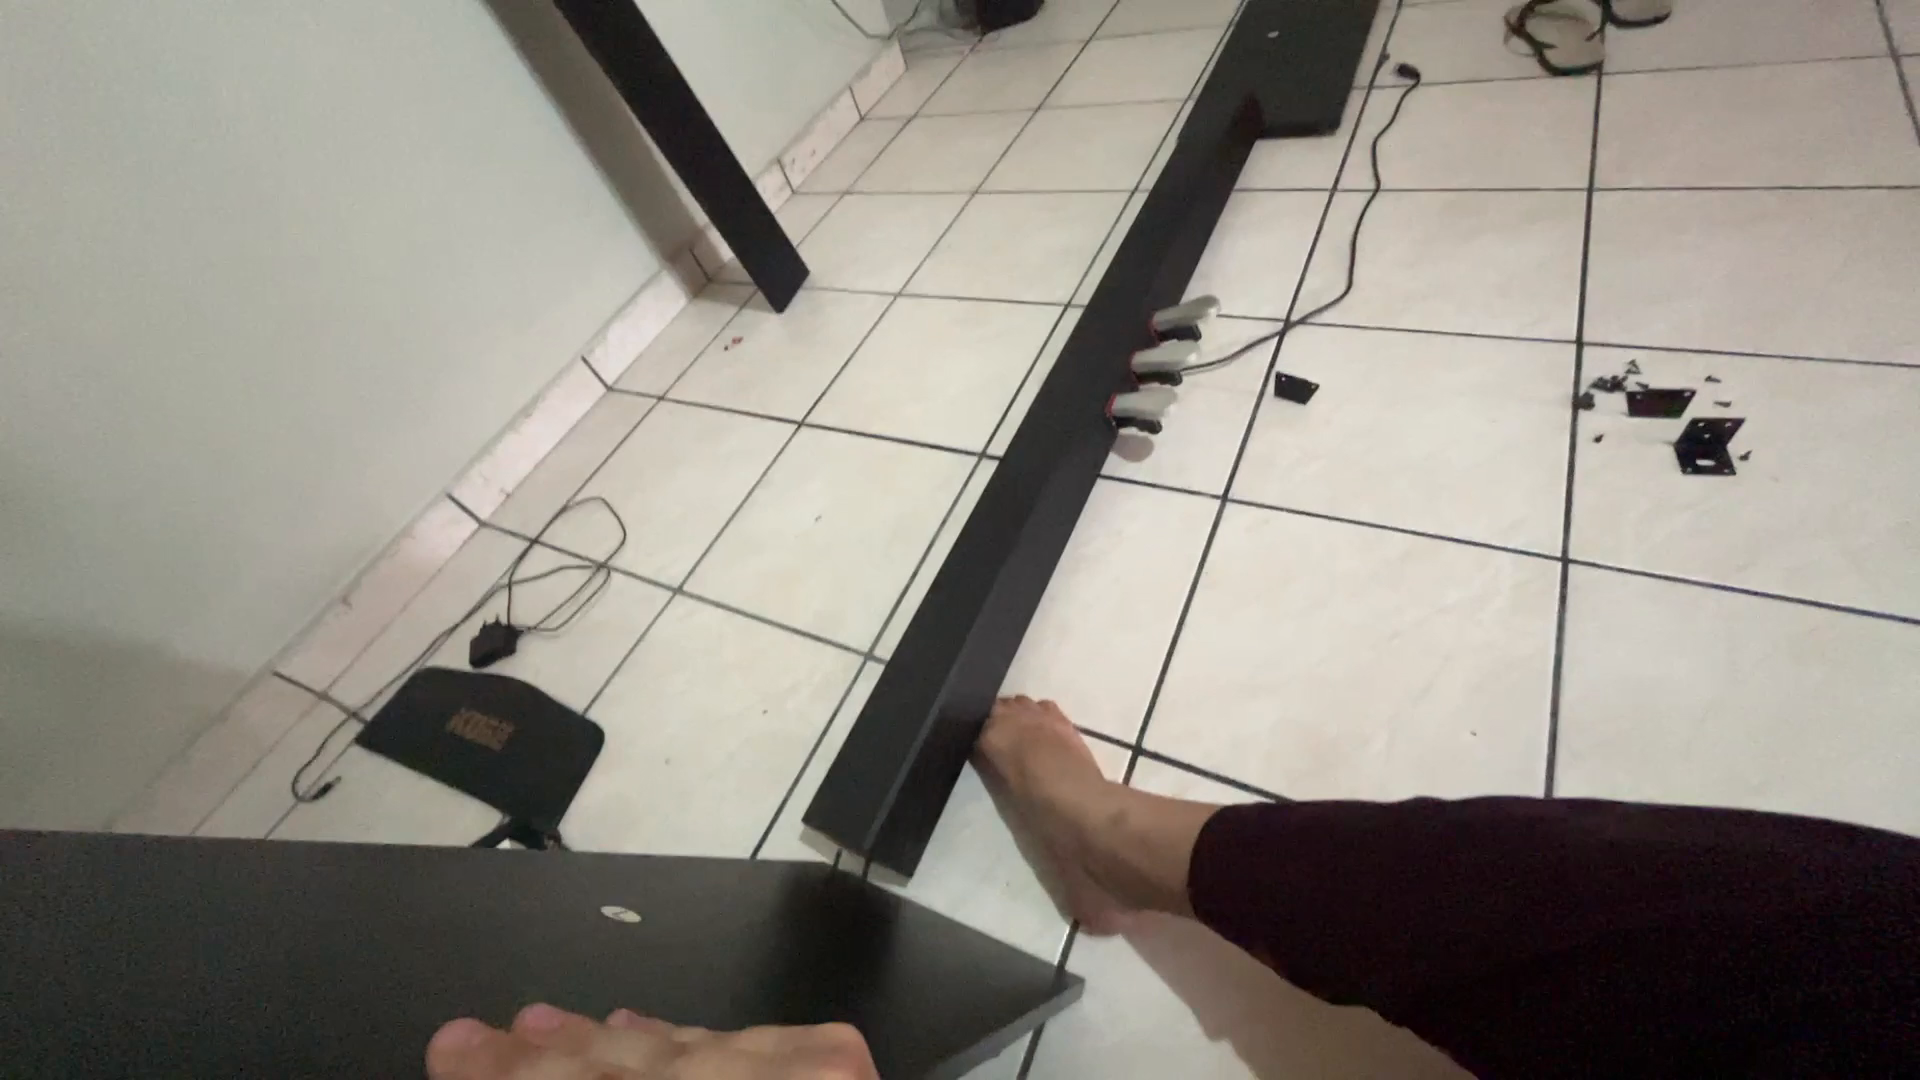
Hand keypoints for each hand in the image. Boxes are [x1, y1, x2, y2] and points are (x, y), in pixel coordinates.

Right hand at [425, 1004, 878, 1078]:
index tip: (457, 1051)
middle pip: (635, 1075)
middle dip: (548, 1059)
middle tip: (478, 1037)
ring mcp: (811, 1071)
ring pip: (684, 1049)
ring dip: (609, 1043)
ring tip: (540, 1024)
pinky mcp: (836, 1056)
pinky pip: (739, 1038)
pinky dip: (683, 1040)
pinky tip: (636, 1026)